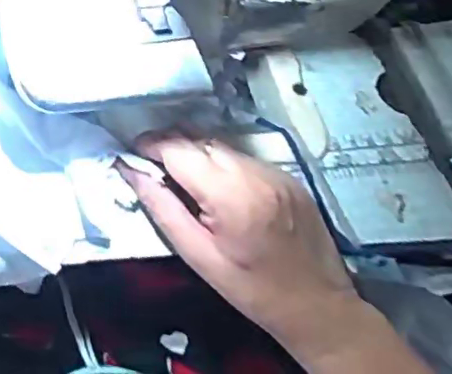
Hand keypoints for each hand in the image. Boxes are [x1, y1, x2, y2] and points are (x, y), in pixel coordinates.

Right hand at [118, 133, 364, 360]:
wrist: (323, 313)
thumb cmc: (254, 291)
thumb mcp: (198, 255)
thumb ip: (160, 206)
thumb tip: (128, 168)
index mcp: (230, 194)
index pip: (175, 147)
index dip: (149, 146)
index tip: (134, 156)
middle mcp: (253, 173)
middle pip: (195, 138)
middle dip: (170, 147)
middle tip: (155, 167)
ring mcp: (274, 171)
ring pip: (217, 143)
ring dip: (195, 153)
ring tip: (188, 179)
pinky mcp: (286, 175)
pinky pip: (240, 155)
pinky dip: (222, 163)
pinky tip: (221, 188)